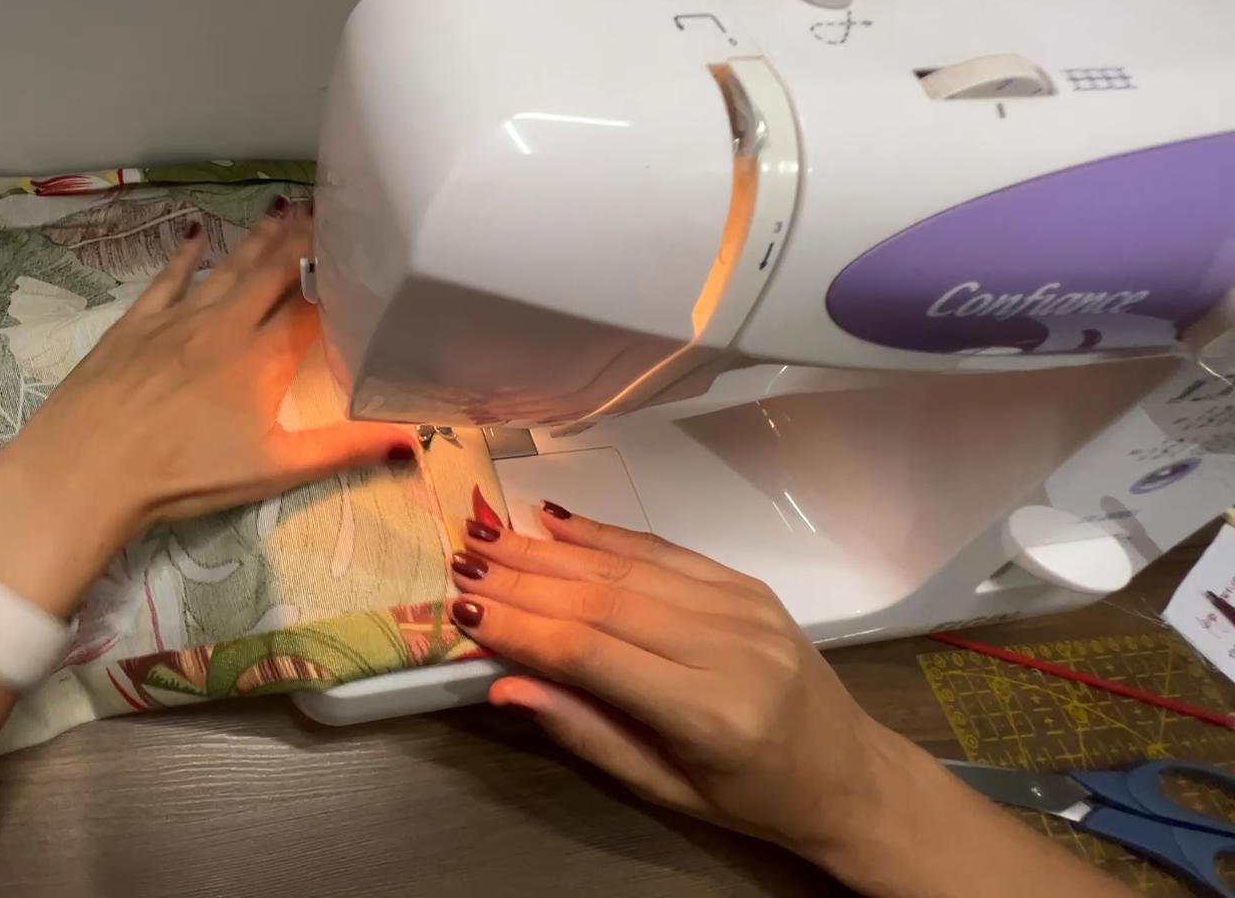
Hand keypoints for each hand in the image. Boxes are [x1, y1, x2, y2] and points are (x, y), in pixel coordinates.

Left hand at [0, 202, 413, 614]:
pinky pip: (168, 278)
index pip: (311, 308)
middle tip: (329, 210)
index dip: (338, 281)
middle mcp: (225, 324)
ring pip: (228, 268)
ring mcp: (177, 318)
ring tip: (284, 209)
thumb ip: (341, 450)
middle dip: (303, 242)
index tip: (362, 255)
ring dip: (257, 240)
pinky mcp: (136, 322)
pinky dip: (185, 254)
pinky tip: (196, 232)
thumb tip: (411, 442)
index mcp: (262, 358)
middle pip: (272, 274)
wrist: (88, 466)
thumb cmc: (184, 474)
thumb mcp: (273, 469)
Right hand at [447, 506, 922, 861]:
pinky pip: (657, 546)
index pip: (590, 654)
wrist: (852, 774)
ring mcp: (740, 605)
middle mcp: (729, 648)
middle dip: (520, 576)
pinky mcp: (742, 581)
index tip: (464, 607)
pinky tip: (550, 517)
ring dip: (545, 548)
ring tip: (488, 533)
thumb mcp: (660, 786)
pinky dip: (597, 530)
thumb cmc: (750, 795)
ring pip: (621, 565)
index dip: (521, 627)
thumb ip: (581, 730)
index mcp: (710, 713)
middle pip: (600, 598)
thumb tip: (502, 684)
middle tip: (462, 557)